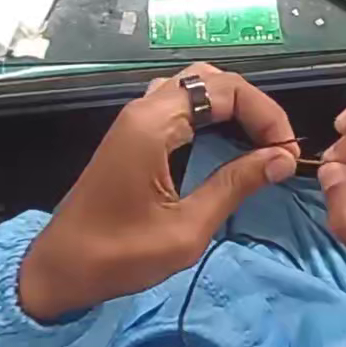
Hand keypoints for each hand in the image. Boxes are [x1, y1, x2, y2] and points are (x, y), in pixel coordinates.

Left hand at [18, 63, 300, 321]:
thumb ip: (235, 185)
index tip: (284, 152)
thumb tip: (281, 158)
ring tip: (257, 143)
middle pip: (209, 79)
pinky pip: (177, 106)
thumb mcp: (186, 227)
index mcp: (153, 123)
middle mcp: (142, 109)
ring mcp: (134, 120)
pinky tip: (225, 144)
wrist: (61, 267)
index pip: (225, 88)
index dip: (264, 113)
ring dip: (229, 107)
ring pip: (192, 87)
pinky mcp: (131, 135)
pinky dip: (208, 116)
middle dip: (250, 105)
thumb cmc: (120, 254)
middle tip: (274, 146)